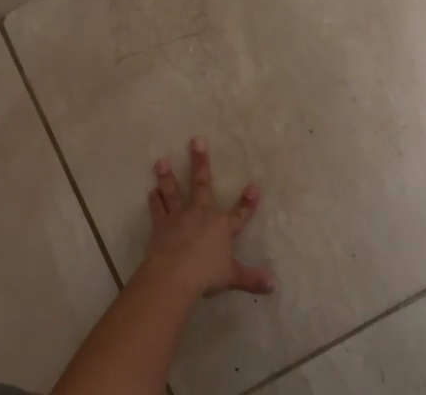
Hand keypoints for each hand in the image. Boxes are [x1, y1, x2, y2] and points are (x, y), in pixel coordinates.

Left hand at [137, 137, 274, 297]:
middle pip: (202, 184)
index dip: (248, 202)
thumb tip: (273, 285)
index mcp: (221, 226)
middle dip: (200, 162)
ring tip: (161, 160)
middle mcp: (201, 214)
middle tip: (196, 140)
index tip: (254, 186)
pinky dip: (154, 200)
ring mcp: (179, 216)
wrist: (174, 275)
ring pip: (173, 191)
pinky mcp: (161, 224)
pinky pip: (158, 209)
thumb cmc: (206, 275)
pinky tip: (151, 191)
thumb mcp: (232, 277)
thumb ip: (252, 279)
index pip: (239, 213)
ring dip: (167, 176)